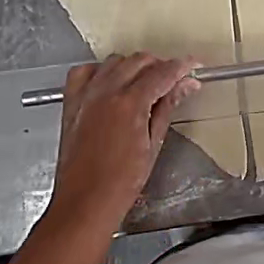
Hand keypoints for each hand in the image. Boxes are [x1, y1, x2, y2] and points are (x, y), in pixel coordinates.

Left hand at [43, 53, 198, 232]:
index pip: (162, 72)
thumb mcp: (154, 143)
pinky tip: (111, 84)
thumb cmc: (121, 182)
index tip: (193, 65)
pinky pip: (84, 72)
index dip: (182, 67)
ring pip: (114, 62)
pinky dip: (100, 72)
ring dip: (133, 66)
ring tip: (145, 83)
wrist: (85, 202)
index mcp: (130, 104)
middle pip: (139, 61)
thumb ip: (168, 107)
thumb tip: (185, 85)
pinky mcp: (71, 104)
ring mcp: (85, 97)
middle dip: (160, 65)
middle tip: (173, 79)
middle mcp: (105, 93)